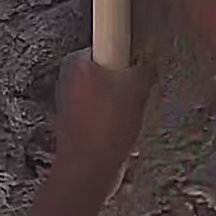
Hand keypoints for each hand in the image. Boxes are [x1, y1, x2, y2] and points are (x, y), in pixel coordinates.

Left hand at [52, 49, 154, 184]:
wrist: (89, 170)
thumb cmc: (106, 126)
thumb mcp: (136, 88)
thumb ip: (144, 70)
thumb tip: (148, 67)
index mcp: (76, 62)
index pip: (106, 45)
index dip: (125, 58)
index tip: (135, 69)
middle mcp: (67, 79)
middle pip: (108, 71)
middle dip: (125, 85)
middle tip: (135, 97)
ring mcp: (69, 102)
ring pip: (106, 94)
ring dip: (122, 106)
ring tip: (128, 119)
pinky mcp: (75, 123)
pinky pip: (101, 114)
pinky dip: (113, 122)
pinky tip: (121, 133)